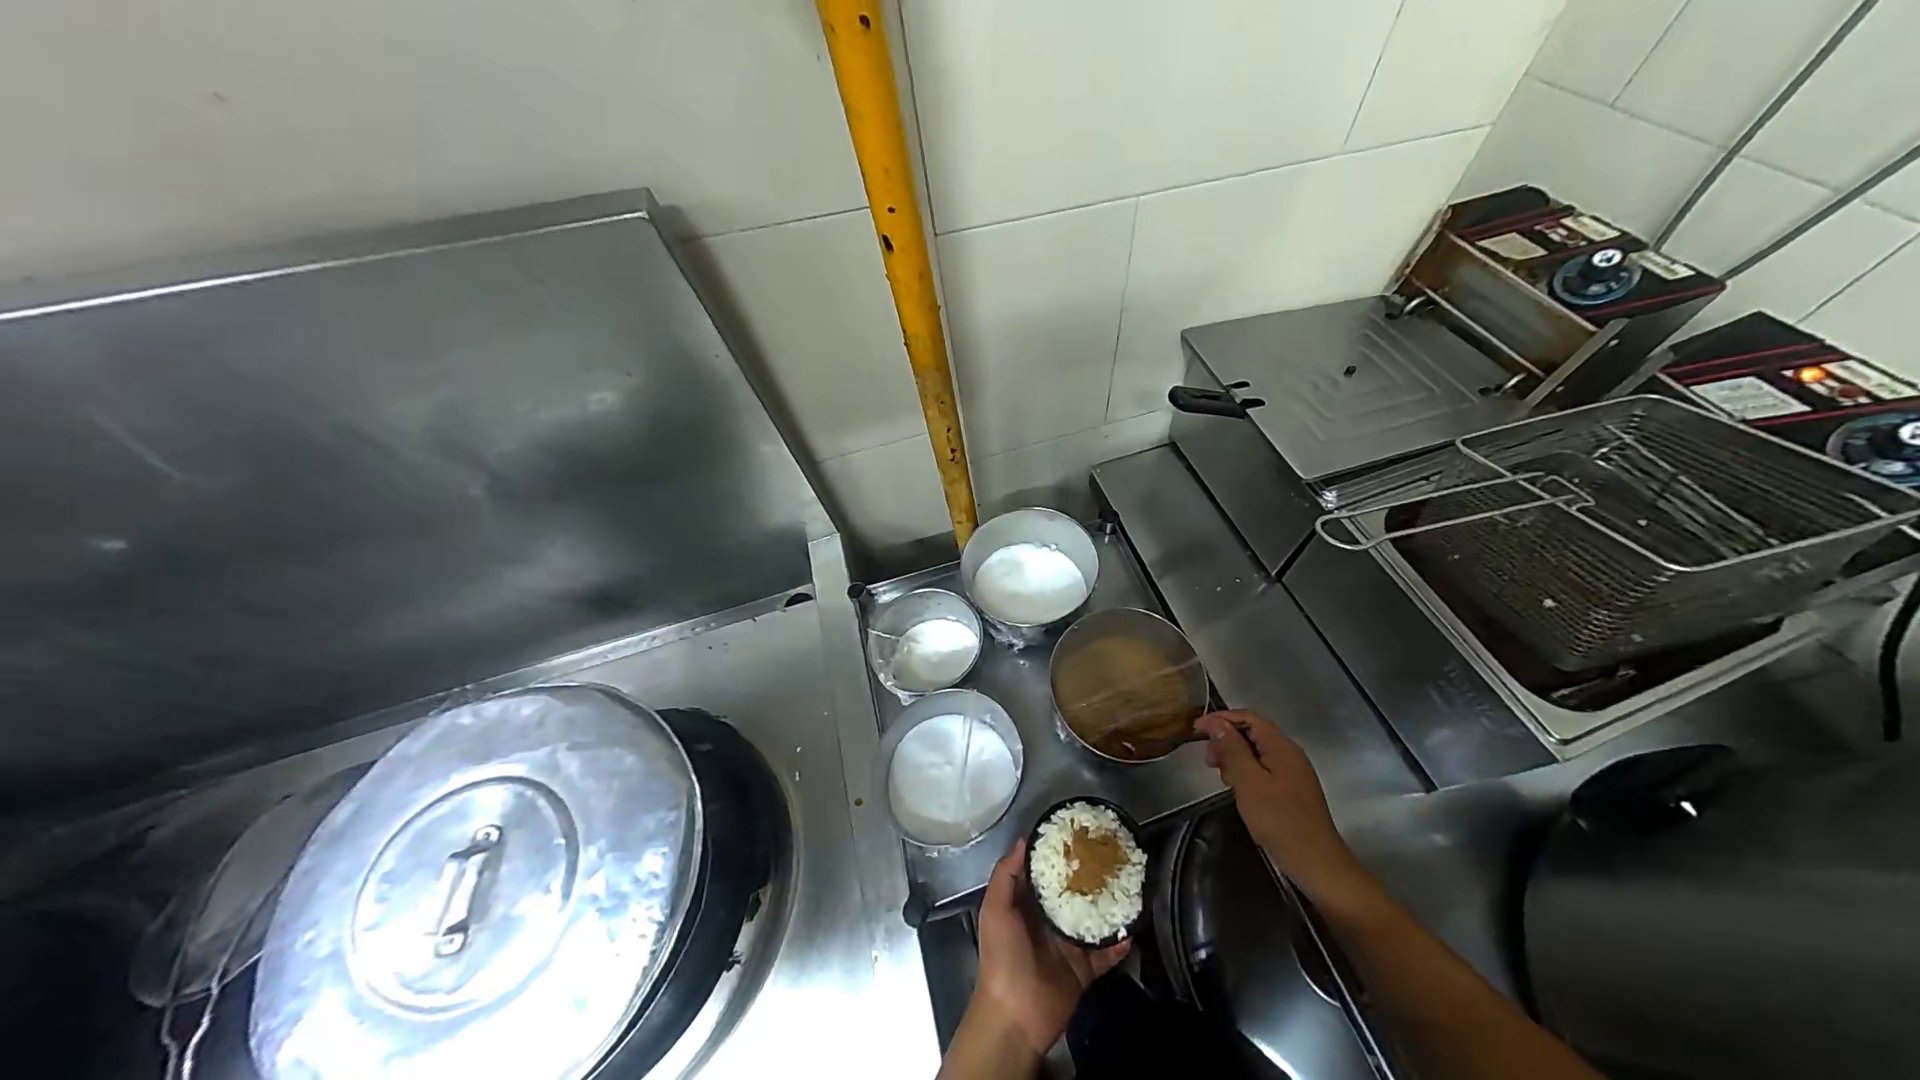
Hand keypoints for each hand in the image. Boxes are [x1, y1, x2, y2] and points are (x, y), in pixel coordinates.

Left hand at [970, 838, 1130, 1055]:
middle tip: (1111, 856)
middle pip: (1072, 894)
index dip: (1057, 855)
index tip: (1077, 833)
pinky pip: (1105, 953)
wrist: (1015, 1015)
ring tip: (1129, 886)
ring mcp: (1068, 946)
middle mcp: (1048, 921)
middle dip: (1088, 877)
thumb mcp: (995, 909)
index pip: (1044, 874)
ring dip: (1107, 907)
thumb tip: (1023, 841)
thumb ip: (1005, 875)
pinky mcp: (1084, 970)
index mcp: (1025, 905)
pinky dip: (1118, 943)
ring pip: (1092, 920)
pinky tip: (1132, 929)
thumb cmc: (1002, 956)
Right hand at [1195, 710, 1376, 910]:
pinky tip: (1237, 789)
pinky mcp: (1291, 790)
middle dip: (1226, 741)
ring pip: (1257, 753)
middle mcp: (1290, 755)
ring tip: (1221, 777)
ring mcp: (1293, 773)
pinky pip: (1263, 769)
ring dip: (1234, 758)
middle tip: (1208, 761)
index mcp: (1282, 747)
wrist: (1316, 863)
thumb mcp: (1248, 782)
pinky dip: (1245, 773)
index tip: (1195, 730)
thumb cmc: (1279, 820)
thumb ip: (1233, 749)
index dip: (1220, 720)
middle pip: (1253, 733)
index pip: (1248, 718)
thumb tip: (1217, 723)